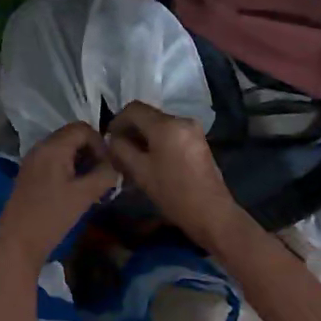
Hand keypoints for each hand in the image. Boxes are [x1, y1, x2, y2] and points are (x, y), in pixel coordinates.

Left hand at [0, 123, 118, 268]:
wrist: (17, 242)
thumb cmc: (52, 216)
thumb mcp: (84, 195)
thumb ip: (104, 175)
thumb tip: (116, 166)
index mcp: (53, 147)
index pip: (83, 129)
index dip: (100, 143)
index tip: (108, 165)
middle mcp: (41, 146)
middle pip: (72, 135)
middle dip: (91, 150)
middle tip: (102, 172)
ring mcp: (33, 159)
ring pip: (63, 147)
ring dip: (80, 158)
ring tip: (91, 181)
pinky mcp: (29, 172)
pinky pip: (53, 158)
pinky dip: (68, 165)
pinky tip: (74, 186)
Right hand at [105, 102, 242, 249]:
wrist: (211, 212)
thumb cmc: (173, 193)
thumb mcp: (140, 172)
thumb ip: (121, 149)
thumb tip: (113, 139)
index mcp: (166, 125)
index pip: (134, 109)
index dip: (117, 121)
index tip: (109, 139)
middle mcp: (181, 119)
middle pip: (148, 115)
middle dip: (131, 129)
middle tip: (118, 150)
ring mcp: (193, 128)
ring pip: (160, 124)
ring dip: (144, 135)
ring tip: (133, 157)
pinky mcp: (198, 139)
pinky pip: (171, 132)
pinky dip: (158, 140)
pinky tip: (152, 159)